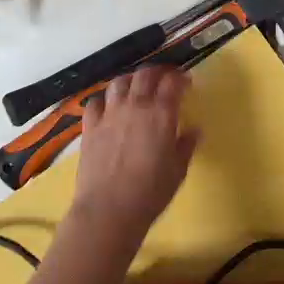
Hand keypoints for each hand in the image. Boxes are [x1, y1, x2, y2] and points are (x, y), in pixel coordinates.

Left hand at [71, 67, 199, 237]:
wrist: (108, 210)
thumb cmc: (150, 193)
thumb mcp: (178, 170)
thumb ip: (186, 145)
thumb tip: (194, 130)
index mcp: (161, 113)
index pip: (173, 82)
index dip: (181, 78)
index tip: (186, 83)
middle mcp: (135, 105)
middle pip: (146, 74)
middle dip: (158, 73)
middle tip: (164, 81)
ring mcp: (110, 113)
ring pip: (119, 82)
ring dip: (131, 80)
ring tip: (136, 88)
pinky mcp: (90, 126)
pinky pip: (95, 102)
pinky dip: (105, 100)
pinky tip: (109, 108)